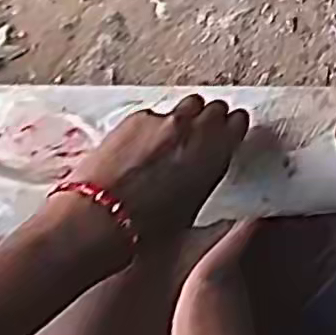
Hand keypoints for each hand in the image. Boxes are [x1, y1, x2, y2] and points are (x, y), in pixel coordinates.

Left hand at [65, 95, 249, 243]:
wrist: (96, 222)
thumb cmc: (144, 228)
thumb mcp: (194, 204)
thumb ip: (208, 172)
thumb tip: (207, 167)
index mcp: (219, 148)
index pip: (238, 120)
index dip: (229, 129)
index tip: (223, 136)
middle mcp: (199, 126)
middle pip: (214, 107)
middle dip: (206, 120)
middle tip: (192, 141)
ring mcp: (168, 118)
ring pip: (186, 106)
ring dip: (181, 119)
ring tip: (163, 143)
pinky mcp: (138, 116)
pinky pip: (152, 115)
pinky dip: (148, 128)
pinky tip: (135, 151)